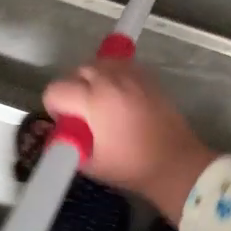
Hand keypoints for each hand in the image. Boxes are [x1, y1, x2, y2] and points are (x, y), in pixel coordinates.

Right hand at [42, 56, 215, 223]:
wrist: (176, 163)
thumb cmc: (131, 167)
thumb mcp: (90, 163)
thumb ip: (69, 145)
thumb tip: (62, 135)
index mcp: (93, 100)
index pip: (56, 89)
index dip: (54, 107)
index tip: (66, 123)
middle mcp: (111, 80)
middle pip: (77, 71)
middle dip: (72, 90)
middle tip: (81, 115)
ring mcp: (132, 76)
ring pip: (99, 63)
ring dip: (92, 79)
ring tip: (99, 102)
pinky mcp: (149, 78)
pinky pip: (121, 66)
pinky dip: (113, 76)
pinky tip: (118, 97)